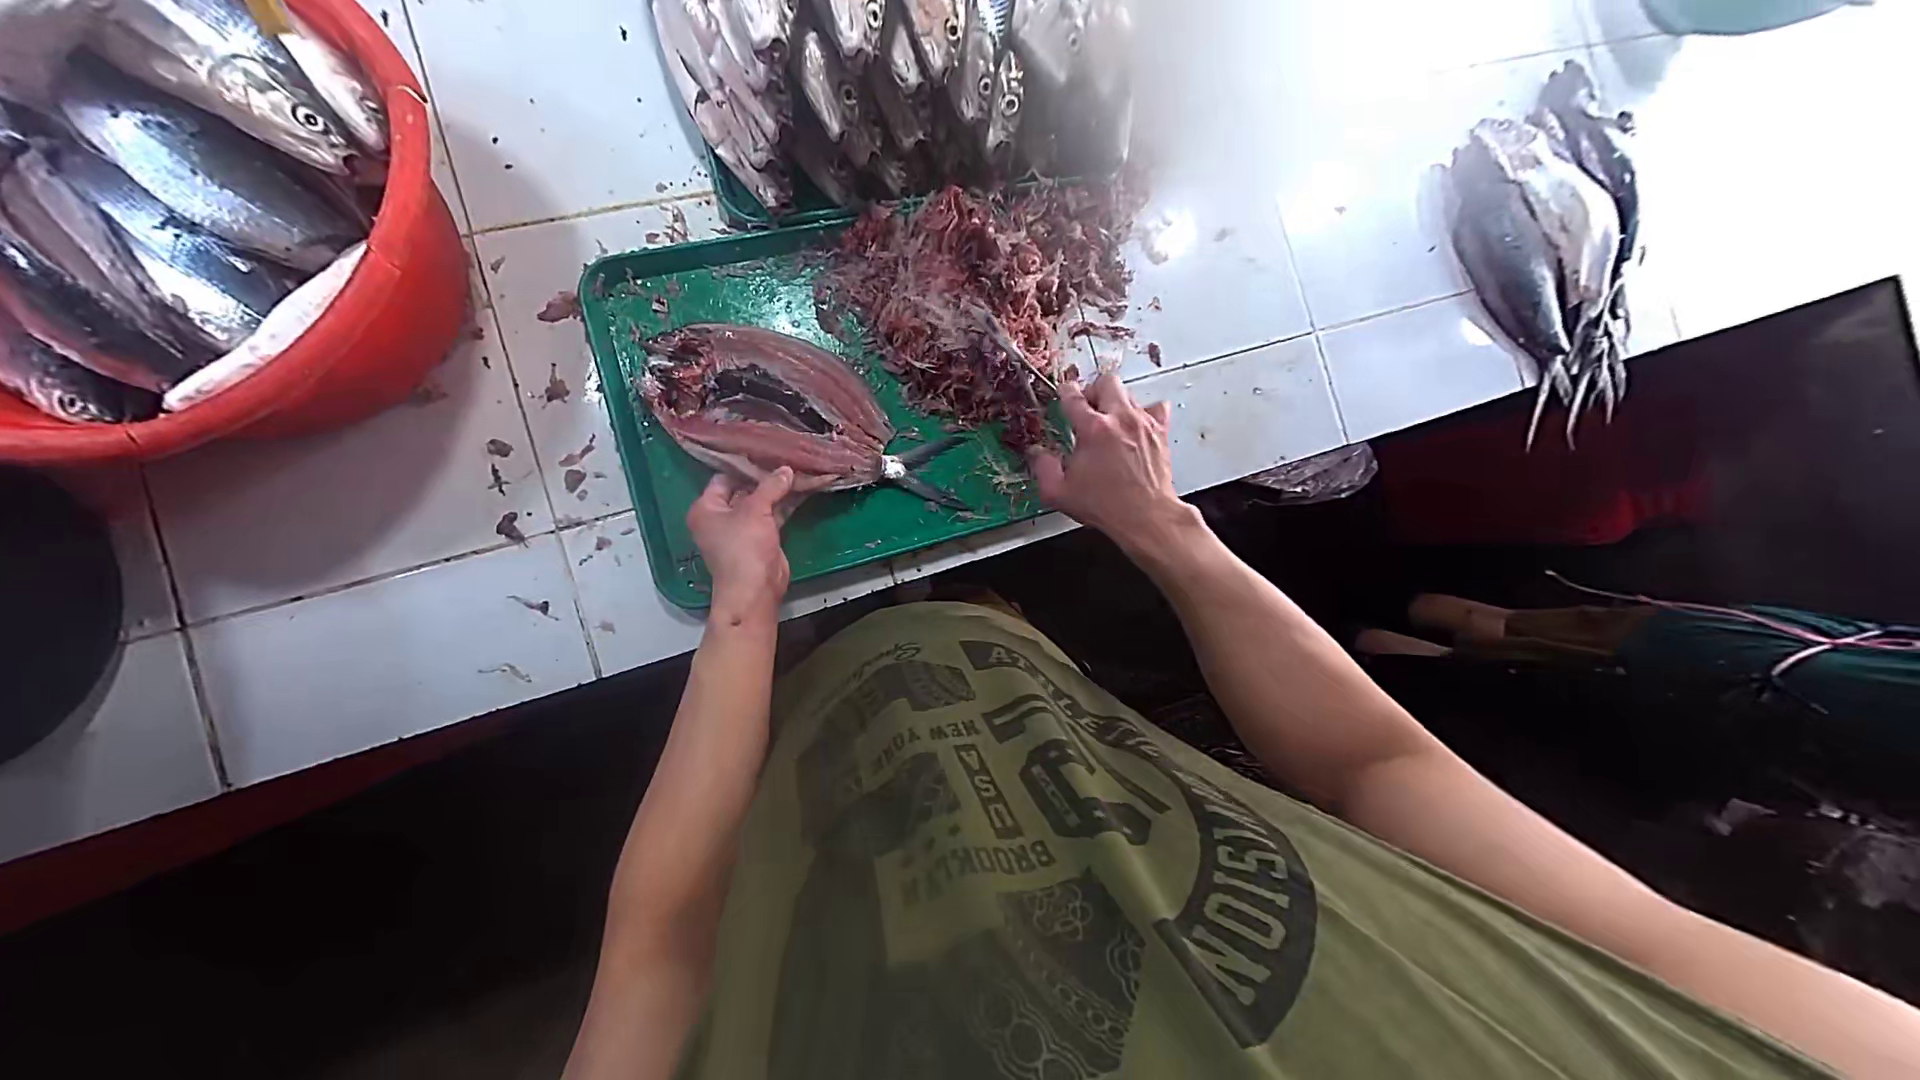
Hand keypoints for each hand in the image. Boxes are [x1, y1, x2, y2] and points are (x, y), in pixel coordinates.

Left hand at [686, 467, 795, 616]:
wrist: (755, 588)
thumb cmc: (743, 547)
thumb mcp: (755, 510)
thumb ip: (771, 486)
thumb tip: (787, 469)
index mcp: (706, 508)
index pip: (723, 477)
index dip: (744, 464)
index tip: (765, 450)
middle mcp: (721, 517)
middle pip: (744, 488)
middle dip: (766, 476)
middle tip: (786, 457)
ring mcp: (742, 529)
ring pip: (762, 502)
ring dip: (779, 490)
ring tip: (798, 470)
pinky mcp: (761, 539)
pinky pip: (773, 515)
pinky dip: (785, 504)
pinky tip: (802, 490)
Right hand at [1028, 373, 1198, 555]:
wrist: (1145, 516)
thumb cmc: (1104, 506)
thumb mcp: (1058, 492)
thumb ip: (1042, 467)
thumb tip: (1037, 452)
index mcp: (1092, 429)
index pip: (1073, 396)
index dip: (1065, 392)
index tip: (1063, 394)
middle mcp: (1119, 418)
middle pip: (1105, 382)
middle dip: (1093, 390)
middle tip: (1088, 406)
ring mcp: (1143, 423)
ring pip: (1128, 394)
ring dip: (1116, 402)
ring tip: (1110, 421)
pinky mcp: (1160, 432)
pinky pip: (1156, 407)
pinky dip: (1144, 412)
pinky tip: (1136, 426)